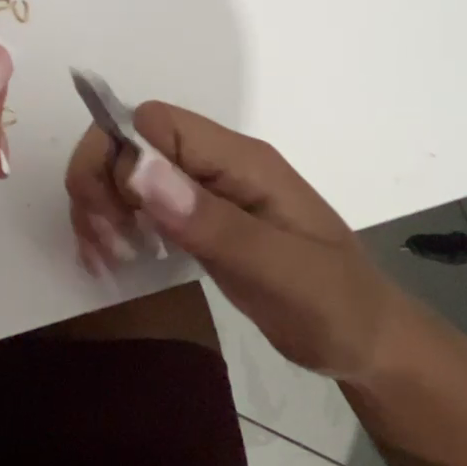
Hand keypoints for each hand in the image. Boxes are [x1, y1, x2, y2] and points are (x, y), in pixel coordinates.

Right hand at [64, 101, 411, 382]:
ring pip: (122, 170)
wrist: (367, 343)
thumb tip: (137, 169)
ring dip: (98, 206)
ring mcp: (203, 189)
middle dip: (99, 184)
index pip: (153, 122)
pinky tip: (111, 258)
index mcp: (240, 160)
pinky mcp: (193, 216)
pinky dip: (109, 224)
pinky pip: (134, 201)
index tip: (120, 217)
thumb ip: (210, 220)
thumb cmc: (334, 307)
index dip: (120, 157)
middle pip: (128, 141)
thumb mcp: (278, 271)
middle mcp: (215, 163)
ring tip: (107, 258)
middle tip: (107, 245)